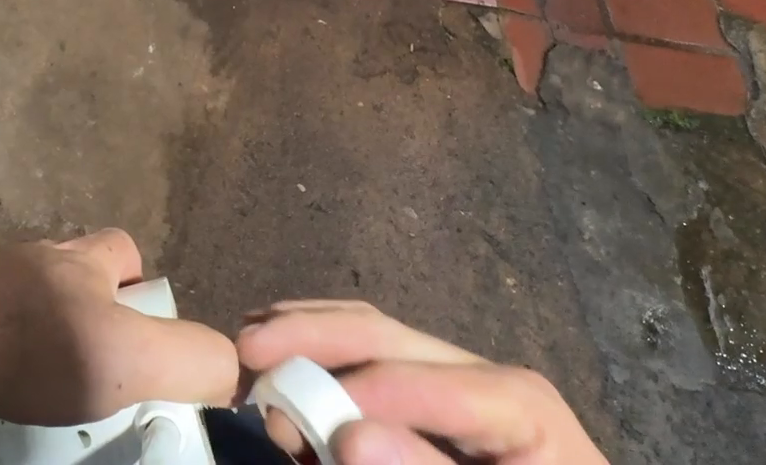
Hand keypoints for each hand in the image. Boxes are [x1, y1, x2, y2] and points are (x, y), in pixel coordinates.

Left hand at [0, 229, 238, 426]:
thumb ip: (188, 358)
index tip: (142, 337)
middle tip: (96, 364)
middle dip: (92, 305)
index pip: (124, 252)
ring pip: (32, 295)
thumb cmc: (32, 342)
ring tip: (49, 384)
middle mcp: (37, 258)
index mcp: (82, 261)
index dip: (141, 289)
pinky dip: (4, 345)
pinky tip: (2, 381)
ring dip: (46, 327)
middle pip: (75, 268)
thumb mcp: (127, 356)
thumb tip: (230, 367)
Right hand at [237, 300, 606, 463]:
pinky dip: (312, 341)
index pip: (434, 385)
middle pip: (384, 336)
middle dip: (310, 337)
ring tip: (248, 345)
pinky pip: (360, 345)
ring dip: (300, 332)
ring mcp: (449, 370)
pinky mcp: (425, 382)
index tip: (302, 416)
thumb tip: (351, 437)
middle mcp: (478, 371)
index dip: (368, 392)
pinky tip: (274, 343)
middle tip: (247, 350)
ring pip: (364, 328)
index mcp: (518, 406)